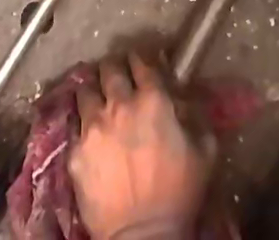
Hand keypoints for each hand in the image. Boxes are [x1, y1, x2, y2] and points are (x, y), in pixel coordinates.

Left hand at [68, 54, 210, 239]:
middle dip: (113, 66)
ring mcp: (93, 126)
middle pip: (109, 68)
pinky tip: (86, 127)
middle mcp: (120, 104)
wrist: (143, 235)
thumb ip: (195, 115)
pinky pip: (74, 125)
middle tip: (116, 72)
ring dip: (93, 89)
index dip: (140, 57)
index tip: (140, 59)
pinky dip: (81, 121)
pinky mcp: (75, 151)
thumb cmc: (180, 191)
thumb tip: (182, 100)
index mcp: (153, 99)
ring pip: (85, 90)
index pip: (141, 61)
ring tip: (96, 95)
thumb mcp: (204, 148)